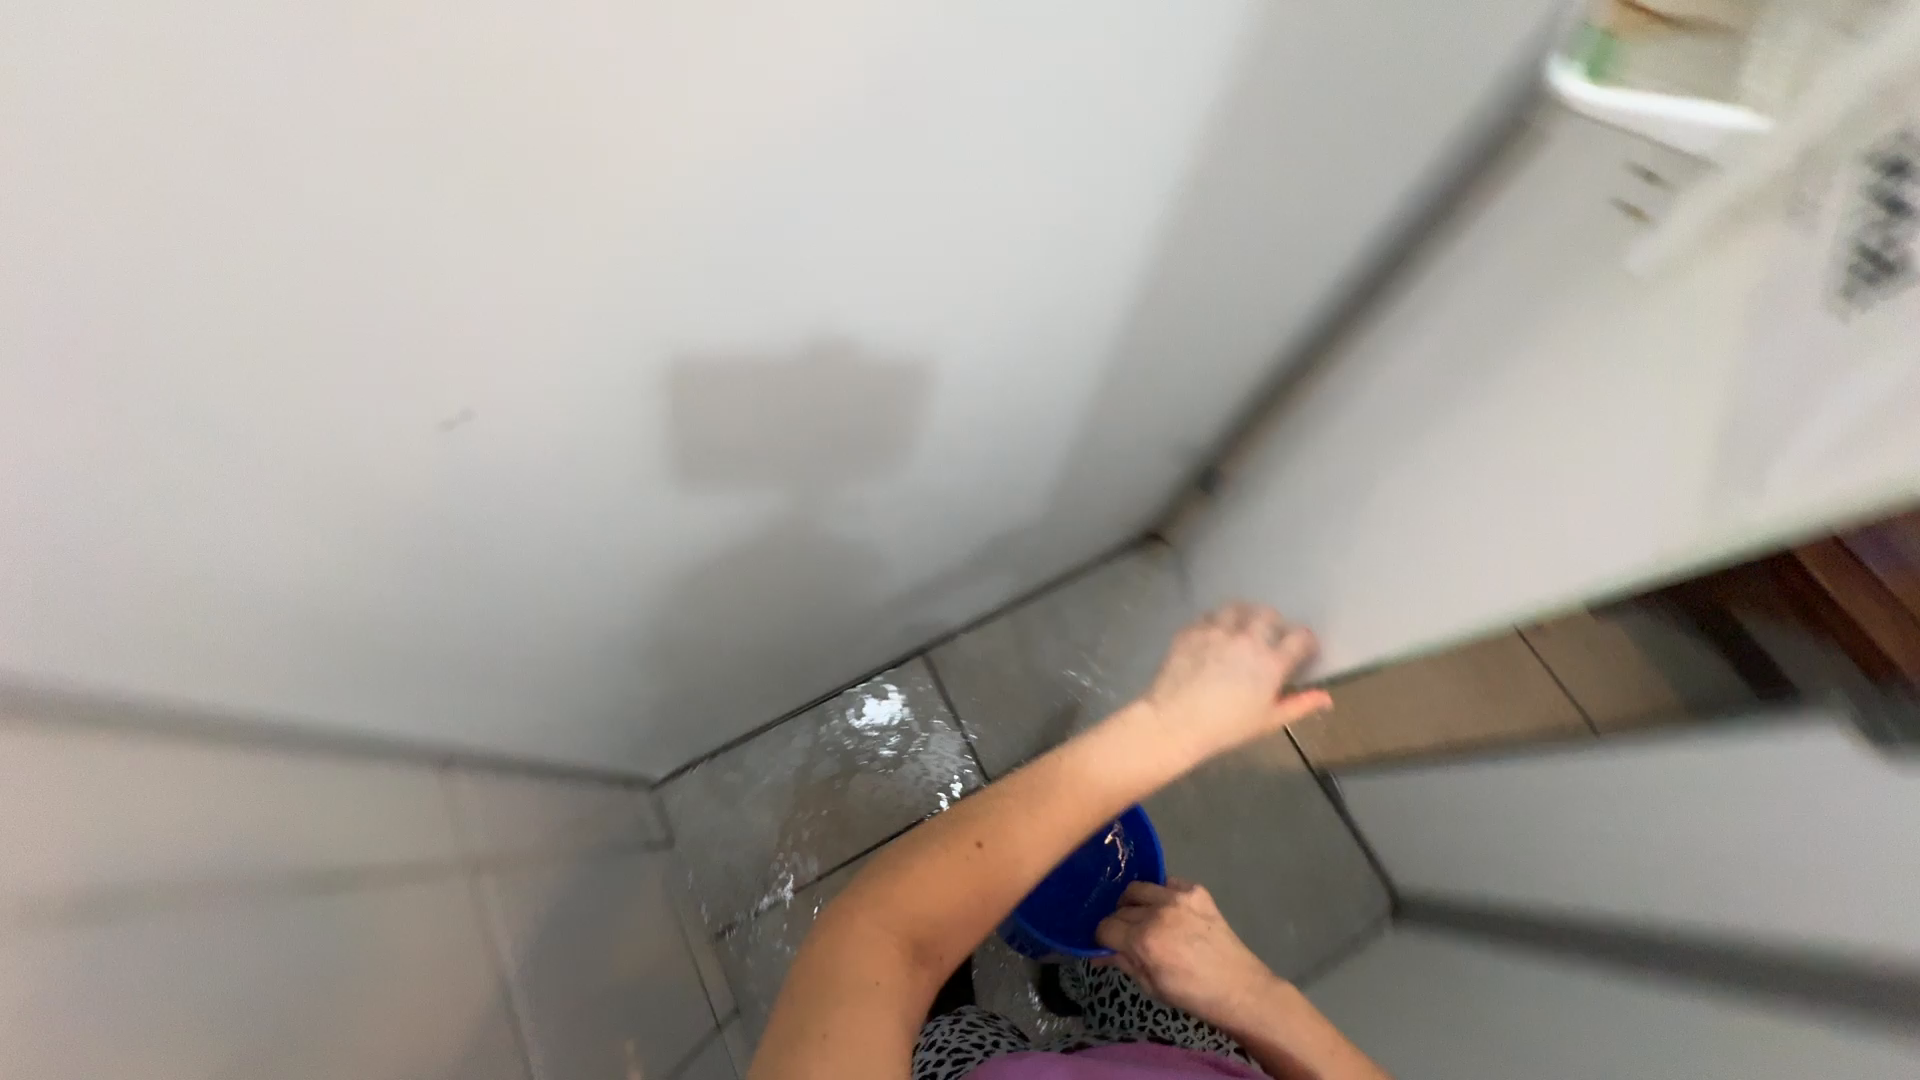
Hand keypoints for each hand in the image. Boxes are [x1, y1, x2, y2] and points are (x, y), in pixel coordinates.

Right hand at [1093, 879, 1290, 1033]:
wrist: (1240, 989)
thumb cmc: (1193, 995)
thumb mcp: (1151, 986)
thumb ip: (1122, 962)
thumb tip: (1097, 952)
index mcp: (1143, 941)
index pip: (1105, 927)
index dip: (1103, 938)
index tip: (1109, 944)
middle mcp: (1157, 913)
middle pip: (1120, 907)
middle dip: (1119, 922)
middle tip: (1128, 935)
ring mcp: (1177, 897)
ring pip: (1138, 888)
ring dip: (1135, 903)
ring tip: (1145, 918)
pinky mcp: (1195, 890)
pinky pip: (1165, 883)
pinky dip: (1161, 895)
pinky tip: (1170, 911)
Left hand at [1132, 603, 1329, 756]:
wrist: (1175, 720)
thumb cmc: (1226, 727)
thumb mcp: (1268, 721)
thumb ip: (1299, 705)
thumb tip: (1326, 698)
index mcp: (1271, 662)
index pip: (1300, 638)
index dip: (1306, 641)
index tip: (1303, 648)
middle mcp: (1246, 639)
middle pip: (1268, 615)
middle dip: (1274, 623)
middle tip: (1270, 636)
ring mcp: (1216, 631)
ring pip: (1237, 608)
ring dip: (1244, 615)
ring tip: (1241, 627)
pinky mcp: (1191, 631)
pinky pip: (1208, 616)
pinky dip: (1215, 622)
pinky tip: (1213, 634)